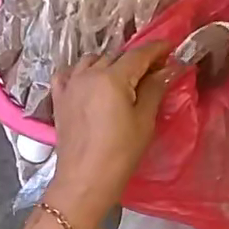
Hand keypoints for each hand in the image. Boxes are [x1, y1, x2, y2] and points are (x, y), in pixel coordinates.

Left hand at [45, 41, 178, 219]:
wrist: (84, 181)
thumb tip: (168, 69)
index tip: (170, 47)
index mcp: (112, 78)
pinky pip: (69, 73)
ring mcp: (70, 84)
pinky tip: (90, 81)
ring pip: (92, 60)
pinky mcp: (59, 98)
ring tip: (123, 78)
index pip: (138, 54)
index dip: (156, 48)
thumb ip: (155, 89)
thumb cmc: (120, 154)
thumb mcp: (144, 121)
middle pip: (116, 55)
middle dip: (136, 59)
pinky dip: (82, 71)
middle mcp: (88, 74)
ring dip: (110, 63)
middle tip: (153, 70)